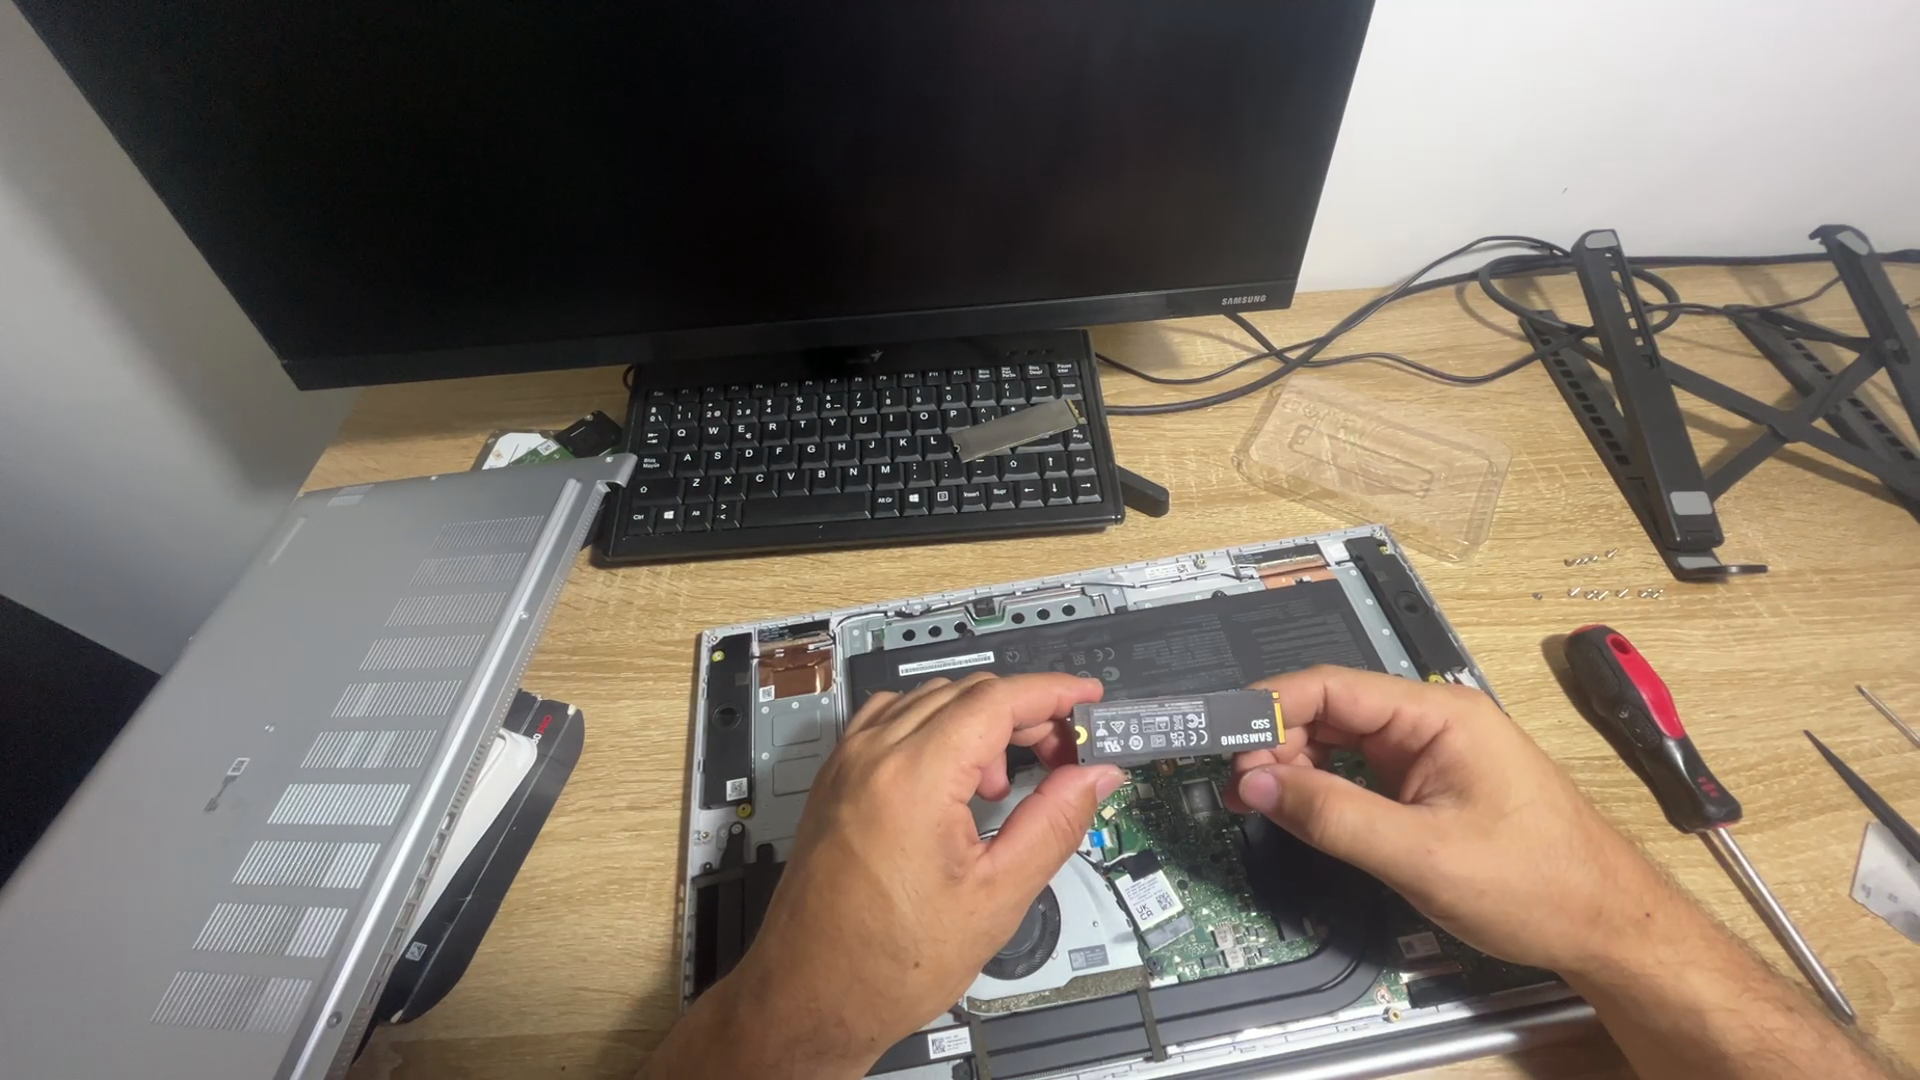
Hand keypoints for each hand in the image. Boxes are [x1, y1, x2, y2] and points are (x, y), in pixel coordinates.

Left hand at [667, 672, 1124, 1077]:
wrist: (810, 995)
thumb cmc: (888, 962)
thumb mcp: (995, 899)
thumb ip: (1054, 824)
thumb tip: (1095, 776)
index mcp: (913, 777)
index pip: (997, 700)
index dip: (1052, 693)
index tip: (1087, 698)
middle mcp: (874, 752)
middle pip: (968, 693)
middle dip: (1025, 712)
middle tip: (1063, 755)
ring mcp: (849, 758)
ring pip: (932, 699)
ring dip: (982, 719)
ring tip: (1002, 781)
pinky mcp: (838, 771)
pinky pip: (895, 716)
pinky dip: (938, 725)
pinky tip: (953, 771)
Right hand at [1227, 666, 1674, 976]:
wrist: (1618, 937)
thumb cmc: (1536, 888)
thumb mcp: (1424, 856)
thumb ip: (1332, 814)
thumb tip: (1250, 782)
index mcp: (1436, 714)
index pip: (1331, 687)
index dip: (1269, 707)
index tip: (1222, 740)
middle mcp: (1425, 720)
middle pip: (1326, 711)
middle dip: (1274, 743)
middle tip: (1236, 787)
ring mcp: (1422, 750)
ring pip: (1334, 740)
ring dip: (1289, 766)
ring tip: (1251, 799)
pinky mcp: (1419, 780)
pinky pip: (1351, 769)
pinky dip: (1315, 786)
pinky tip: (1290, 805)